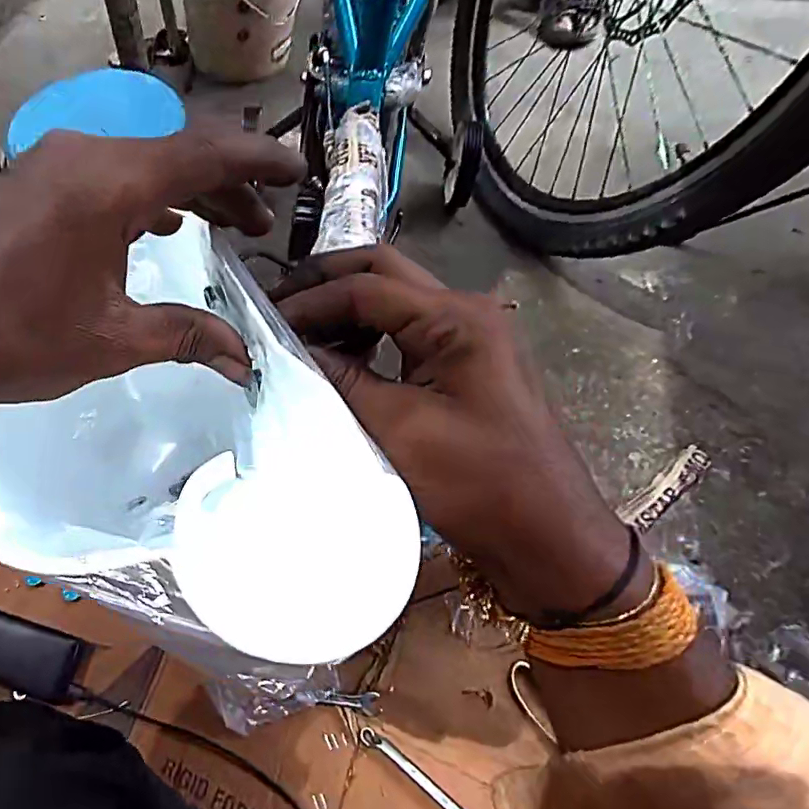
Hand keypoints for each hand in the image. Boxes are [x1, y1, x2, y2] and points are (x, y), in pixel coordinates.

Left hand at [0, 125, 305, 447]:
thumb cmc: (18, 340)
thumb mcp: (114, 340)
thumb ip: (187, 336)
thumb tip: (246, 361)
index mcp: (110, 181)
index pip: (207, 151)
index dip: (259, 161)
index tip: (296, 172)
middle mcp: (82, 153)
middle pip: (174, 149)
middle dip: (225, 181)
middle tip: (260, 220)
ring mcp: (46, 162)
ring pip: (135, 159)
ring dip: (180, 188)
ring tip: (218, 224)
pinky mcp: (24, 181)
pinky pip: (99, 172)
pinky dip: (137, 193)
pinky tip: (152, 227)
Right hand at [273, 246, 630, 619]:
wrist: (545, 536)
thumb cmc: (479, 483)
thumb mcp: (401, 428)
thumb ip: (343, 379)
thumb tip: (290, 349)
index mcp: (458, 320)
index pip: (367, 288)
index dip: (310, 301)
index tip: (263, 321)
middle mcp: (464, 313)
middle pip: (381, 272)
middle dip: (323, 282)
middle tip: (274, 305)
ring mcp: (465, 337)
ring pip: (389, 298)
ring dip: (340, 307)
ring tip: (293, 329)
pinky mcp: (458, 364)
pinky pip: (399, 332)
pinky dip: (359, 335)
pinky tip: (330, 357)